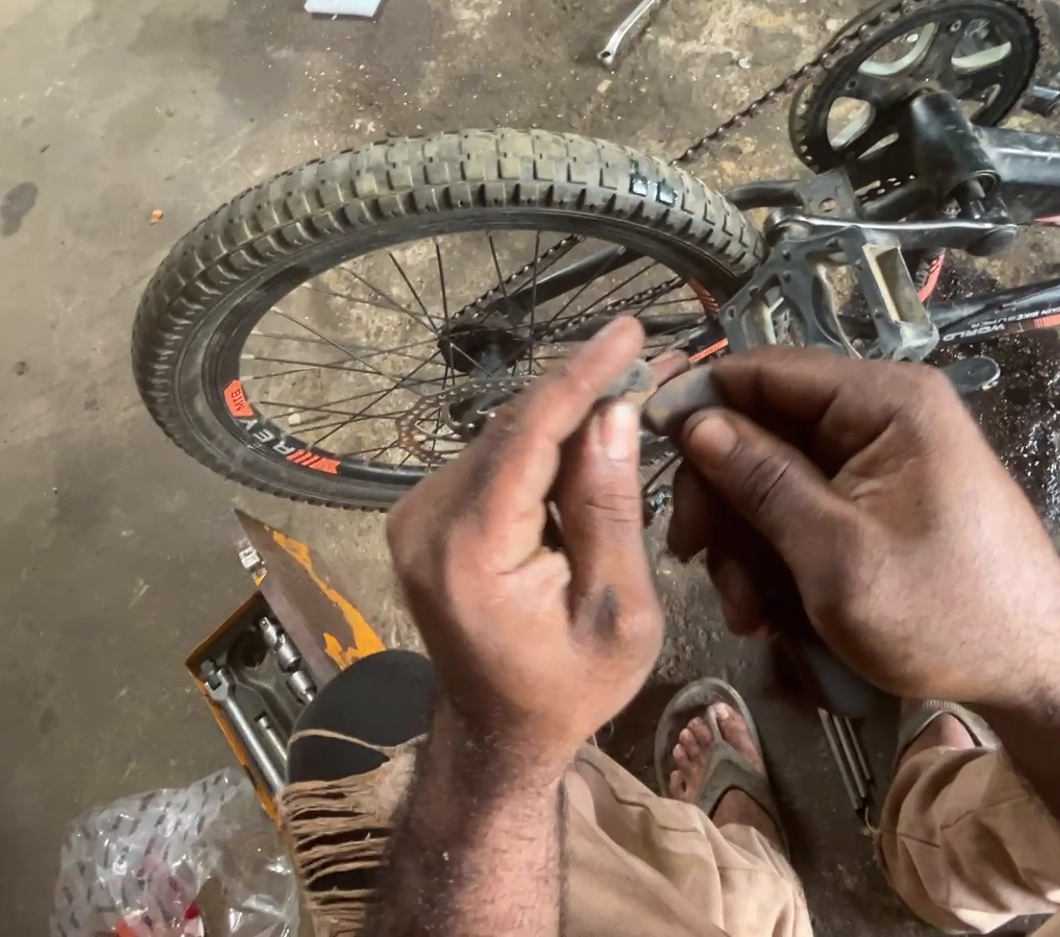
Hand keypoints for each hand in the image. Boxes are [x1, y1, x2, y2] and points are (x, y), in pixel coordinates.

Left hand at [386, 317, 662, 780]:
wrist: (498, 731)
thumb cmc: (568, 688)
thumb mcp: (616, 614)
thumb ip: (609, 511)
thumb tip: (612, 415)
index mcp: (468, 555)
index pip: (526, 437)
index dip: (579, 374)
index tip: (626, 328)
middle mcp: (425, 523)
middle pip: (513, 428)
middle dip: (582, 388)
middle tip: (645, 357)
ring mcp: (415, 516)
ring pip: (503, 437)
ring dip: (566, 412)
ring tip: (628, 387)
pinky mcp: (424, 514)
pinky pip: (493, 459)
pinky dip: (543, 441)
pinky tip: (586, 434)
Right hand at [666, 347, 1059, 705]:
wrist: (1036, 677)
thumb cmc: (944, 612)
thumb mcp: (836, 552)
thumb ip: (762, 481)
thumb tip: (695, 423)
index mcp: (884, 401)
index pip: (767, 371)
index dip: (702, 400)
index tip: (649, 443)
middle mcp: (876, 415)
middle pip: (762, 429)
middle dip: (722, 497)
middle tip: (691, 555)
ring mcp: (873, 458)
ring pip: (770, 476)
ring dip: (744, 540)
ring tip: (746, 610)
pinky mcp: (869, 498)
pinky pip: (798, 507)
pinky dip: (772, 553)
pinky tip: (768, 609)